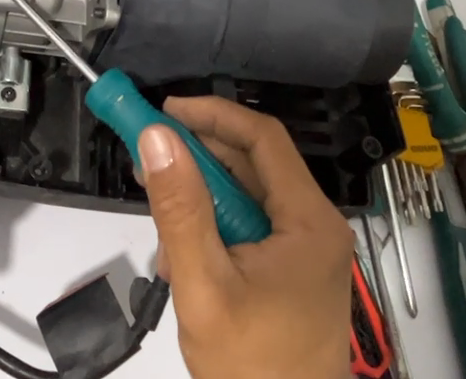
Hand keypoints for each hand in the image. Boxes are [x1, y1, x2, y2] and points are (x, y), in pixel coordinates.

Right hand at [140, 97, 355, 378]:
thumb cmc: (252, 368)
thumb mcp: (205, 286)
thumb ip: (180, 209)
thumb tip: (156, 137)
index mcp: (309, 221)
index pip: (262, 138)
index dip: (211, 115)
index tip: (164, 111)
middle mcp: (316, 225)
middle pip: (252, 164)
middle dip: (197, 158)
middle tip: (149, 159)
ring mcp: (306, 250)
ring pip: (246, 196)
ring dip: (200, 200)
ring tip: (162, 227)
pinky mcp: (292, 271)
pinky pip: (249, 227)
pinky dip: (213, 229)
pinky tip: (183, 258)